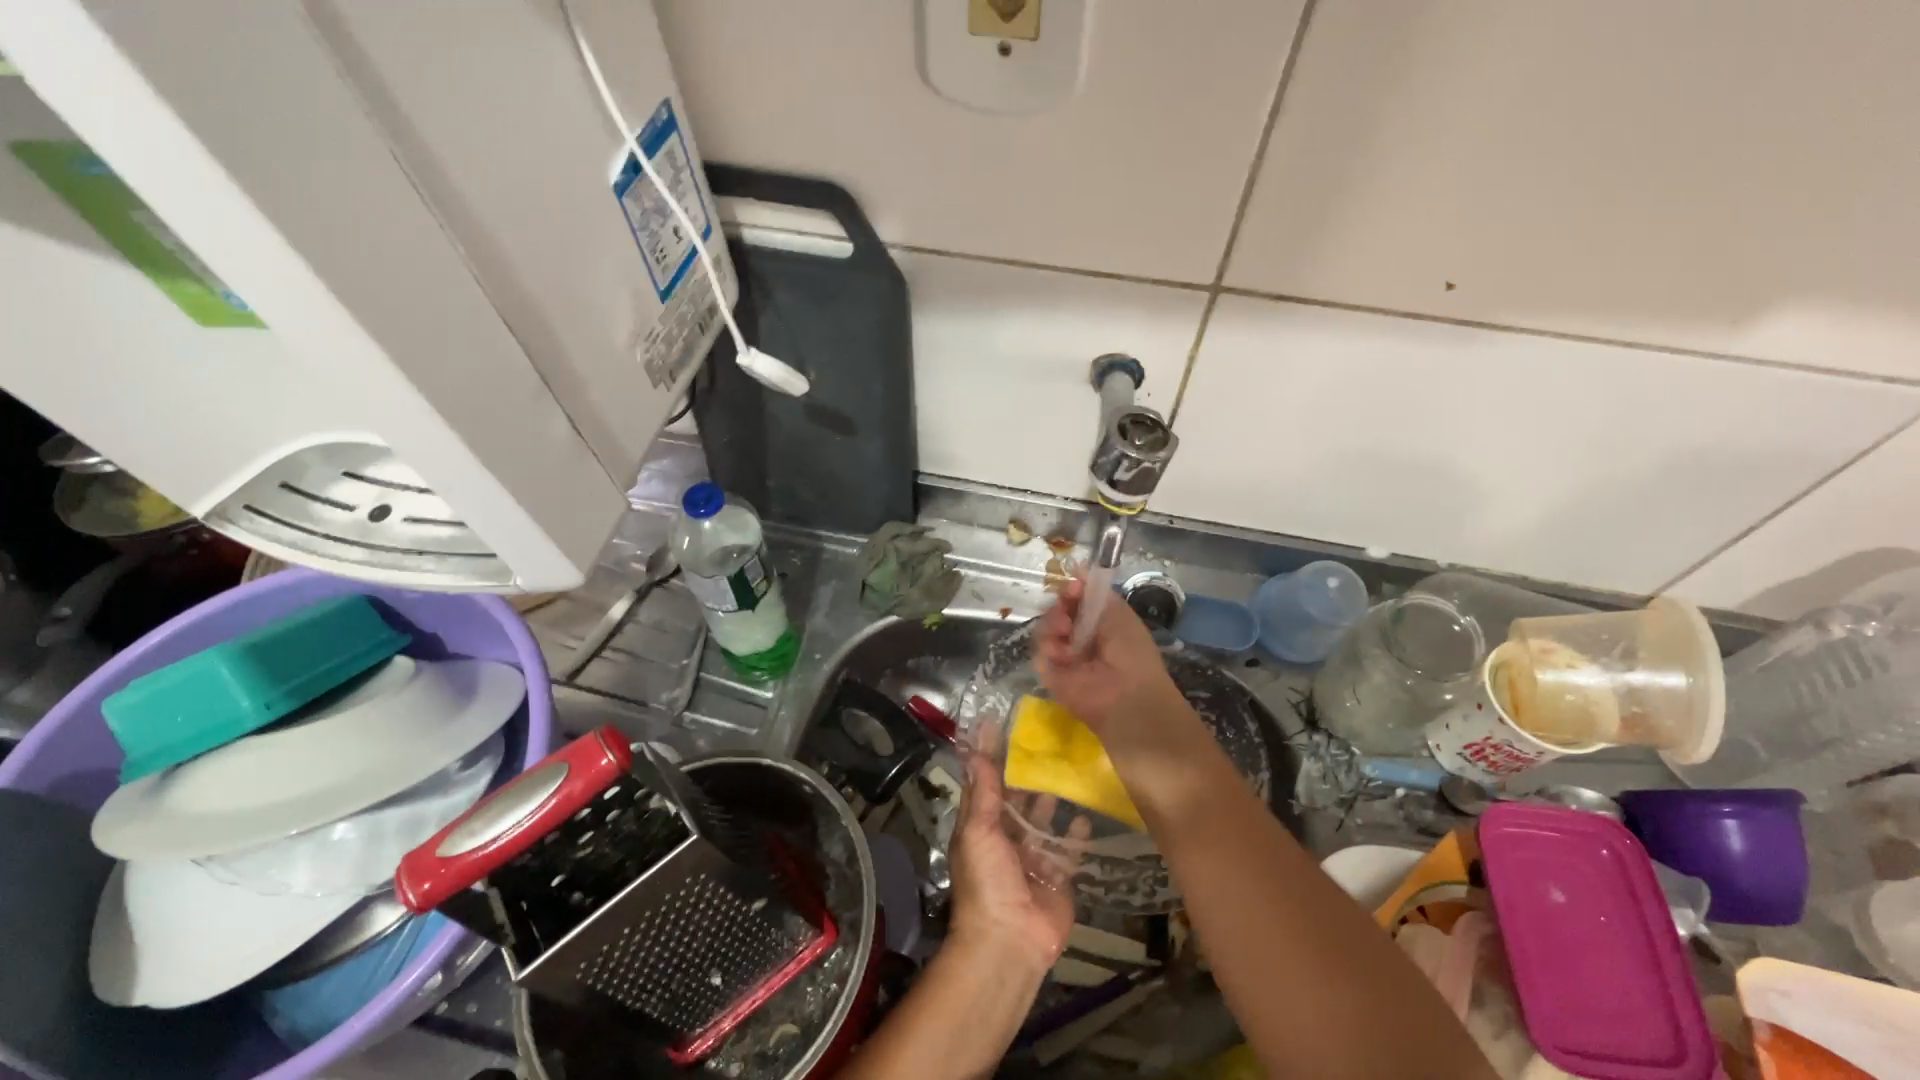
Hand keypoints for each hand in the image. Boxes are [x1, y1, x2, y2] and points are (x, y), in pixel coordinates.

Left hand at [947, 755, 1076, 968]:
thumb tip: (975, 752)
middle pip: (1017, 798)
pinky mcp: (1058, 876)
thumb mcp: (978, 832)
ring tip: (1070, 767)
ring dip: (1052, 798)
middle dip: (1027, 773)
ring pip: (1043, 820)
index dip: (989, 754)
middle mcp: (1005, 837)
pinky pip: (1068, 850)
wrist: (1010, 940)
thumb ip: (983, 794)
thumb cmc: (987, 882)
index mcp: (980, 826)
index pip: (985, 781)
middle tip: (1047, 738)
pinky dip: (1075, 834)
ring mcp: (1033, 856)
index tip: (998, 721)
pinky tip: (1086, 814)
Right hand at [1033, 577, 1186, 741]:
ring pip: (1045, 627)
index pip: (1075, 599)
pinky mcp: (1051, 673)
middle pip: (1057, 610)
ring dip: (1054, 624)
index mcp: (1099, 622)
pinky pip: (1040, 651)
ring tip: (1066, 631)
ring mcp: (1064, 655)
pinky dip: (1049, 647)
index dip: (1071, 590)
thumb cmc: (1132, 653)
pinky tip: (1064, 653)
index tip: (1073, 587)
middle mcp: (1080, 636)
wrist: (1127, 696)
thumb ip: (1096, 592)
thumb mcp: (1119, 614)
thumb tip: (1078, 567)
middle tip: (1068, 610)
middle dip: (1060, 605)